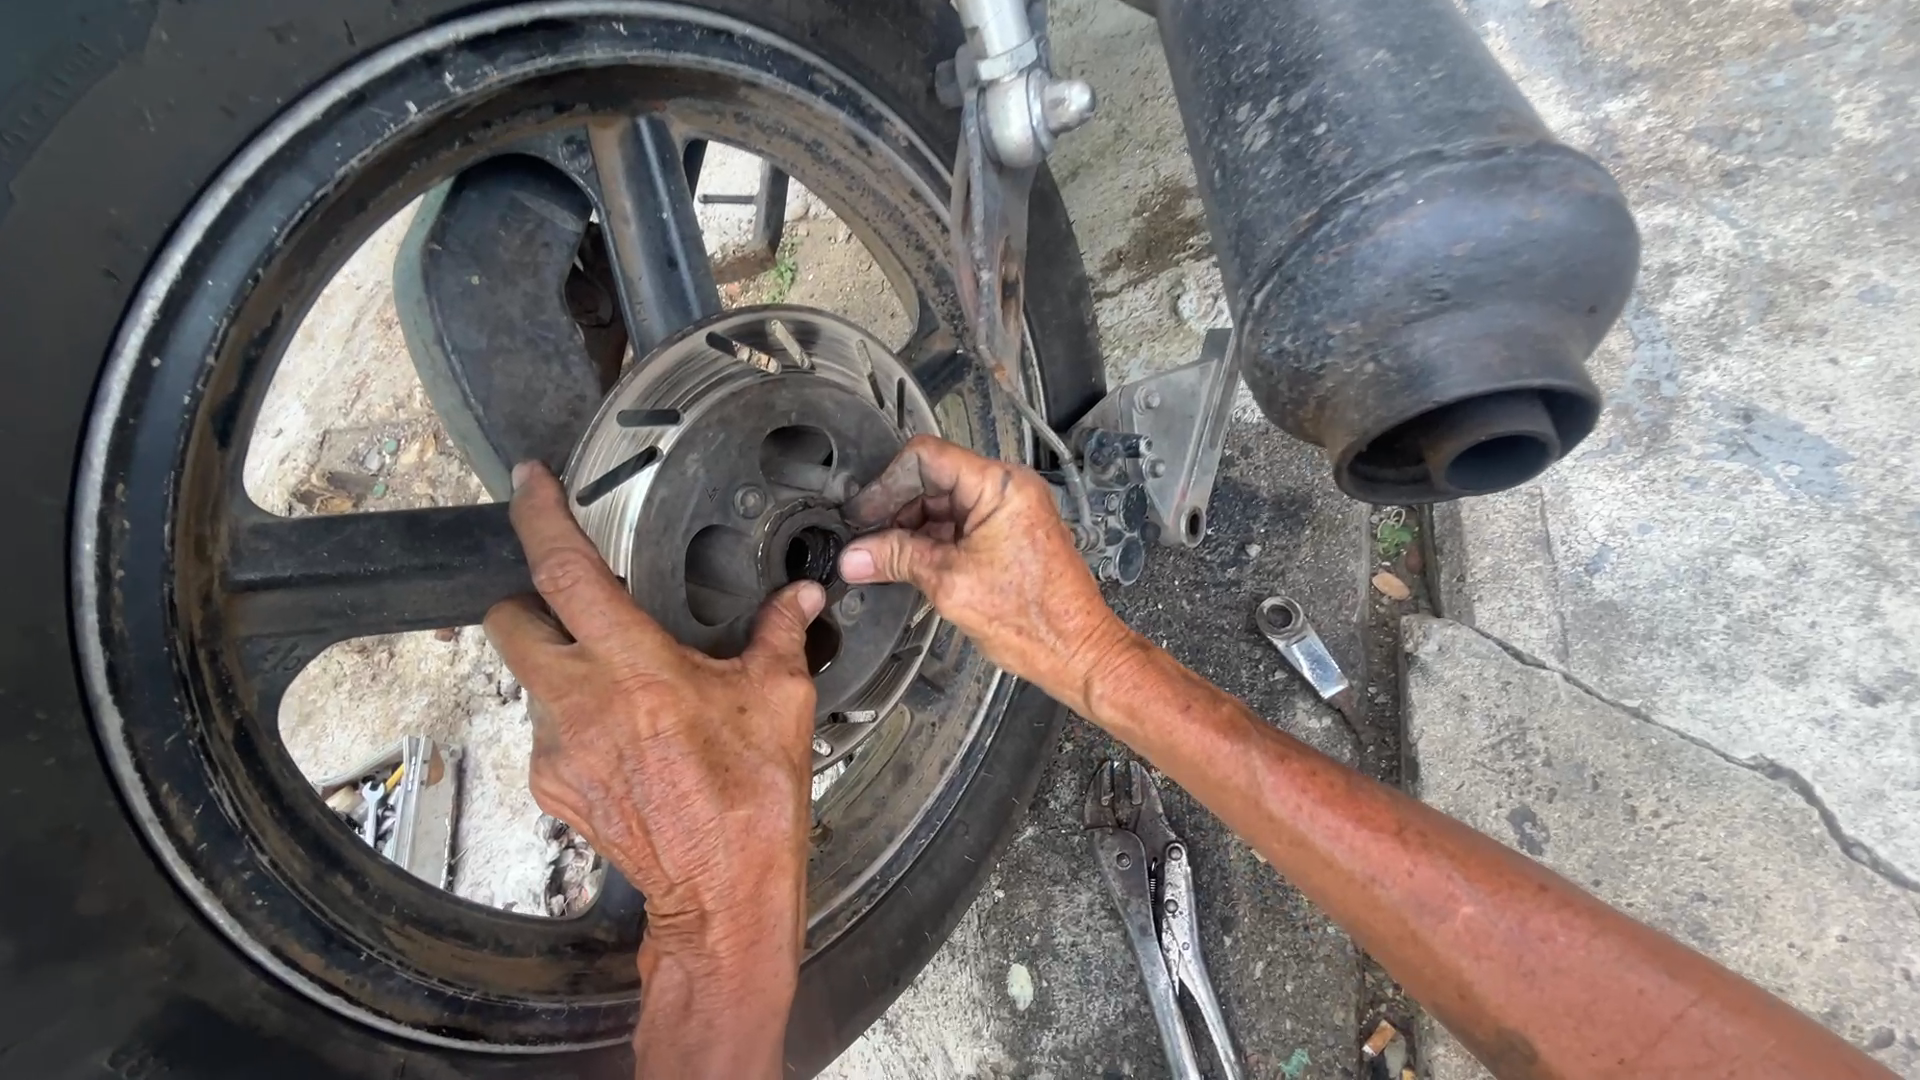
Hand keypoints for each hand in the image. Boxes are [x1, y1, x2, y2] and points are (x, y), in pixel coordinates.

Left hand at [483, 462, 821, 1029]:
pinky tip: (632, 736)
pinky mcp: (553, 787)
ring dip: (566, 663)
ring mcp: (557, 750)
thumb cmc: (754, 793)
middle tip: (586, 604)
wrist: (724, 888)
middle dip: (534, 600)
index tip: (531, 483)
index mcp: (636, 669)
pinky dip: (577, 713)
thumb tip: (802, 594)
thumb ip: (781, 633)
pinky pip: (548, 728)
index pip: (566, 575)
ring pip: (530, 679)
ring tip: (630, 684)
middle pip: (511, 622)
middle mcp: (579, 704)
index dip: (540, 519)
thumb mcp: (780, 698)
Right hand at [837, 435, 1135, 713]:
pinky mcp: (1010, 534)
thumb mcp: (949, 584)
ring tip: (882, 557)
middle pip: (933, 479)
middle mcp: (1009, 490)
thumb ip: (897, 559)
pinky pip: (960, 524)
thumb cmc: (1035, 621)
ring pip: (944, 503)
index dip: (886, 484)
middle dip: (895, 509)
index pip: (926, 457)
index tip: (862, 512)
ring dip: (911, 528)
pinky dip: (932, 540)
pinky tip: (909, 562)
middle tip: (864, 539)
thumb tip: (856, 555)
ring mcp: (1011, 511)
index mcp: (1001, 487)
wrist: (1077, 651)